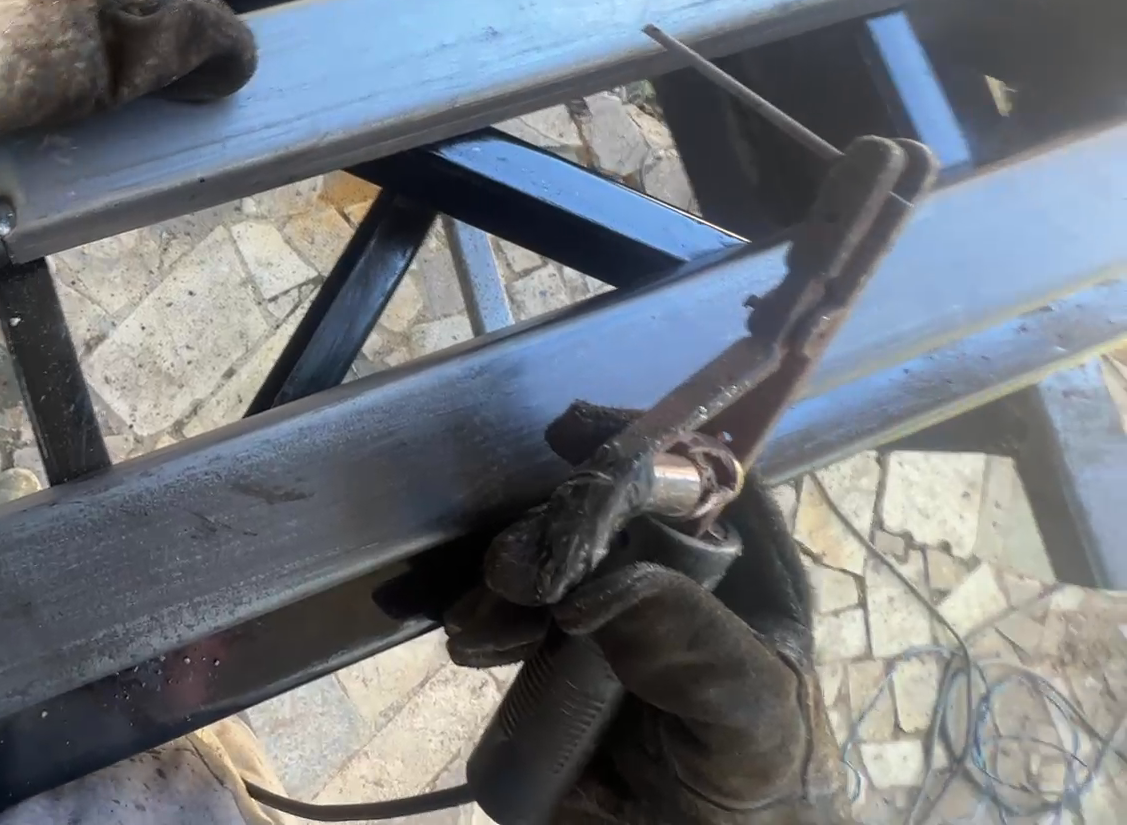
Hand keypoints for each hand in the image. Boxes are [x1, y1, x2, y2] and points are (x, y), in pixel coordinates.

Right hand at [444, 405, 849, 823]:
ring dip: (511, 573)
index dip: (650, 441)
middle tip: (514, 577)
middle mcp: (676, 578)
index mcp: (748, 586)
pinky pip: (514, 601)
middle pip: (614, 506)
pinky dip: (487, 614)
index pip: (709, 480)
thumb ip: (703, 662)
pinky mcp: (555, 637)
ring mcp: (609, 605)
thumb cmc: (745, 809)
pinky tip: (474, 645)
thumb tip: (600, 588)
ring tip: (485, 631)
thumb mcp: (747, 742)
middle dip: (556, 528)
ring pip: (553, 549)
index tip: (572, 435)